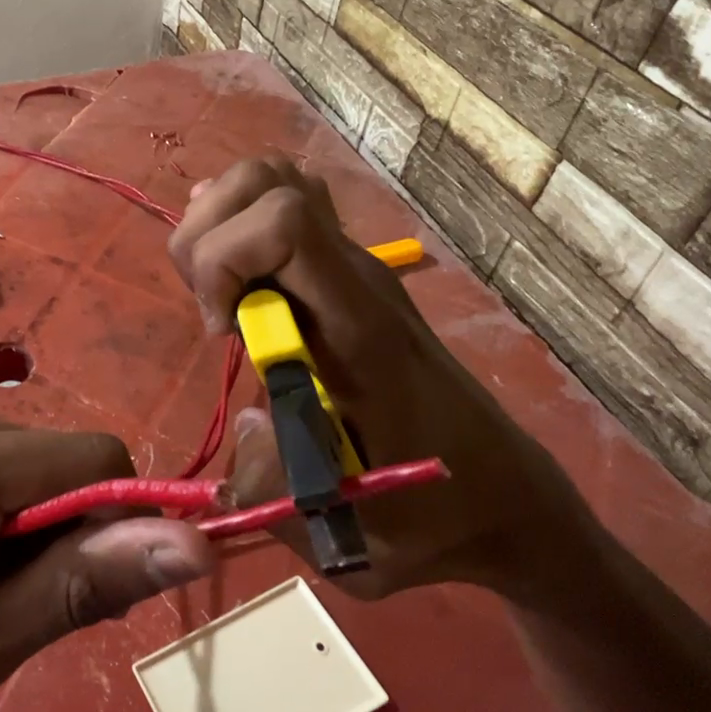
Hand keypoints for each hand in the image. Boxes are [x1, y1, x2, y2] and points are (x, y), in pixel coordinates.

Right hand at [168, 158, 583, 600]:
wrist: (503, 494)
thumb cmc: (431, 514)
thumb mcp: (350, 535)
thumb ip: (273, 484)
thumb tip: (242, 418)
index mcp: (360, 327)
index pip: (285, 223)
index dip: (224, 259)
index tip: (221, 331)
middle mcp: (356, 275)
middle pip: (266, 181)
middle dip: (206, 238)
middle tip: (215, 313)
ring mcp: (354, 263)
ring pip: (272, 176)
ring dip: (219, 221)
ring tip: (219, 289)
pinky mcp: (345, 269)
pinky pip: (285, 200)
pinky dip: (240, 217)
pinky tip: (238, 275)